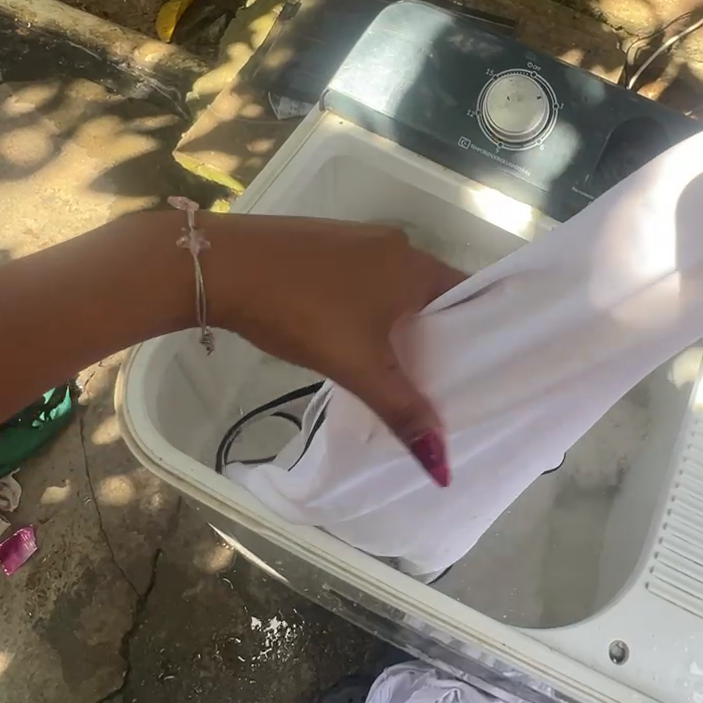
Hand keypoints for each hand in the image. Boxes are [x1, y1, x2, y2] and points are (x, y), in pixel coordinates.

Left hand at [206, 215, 463, 451]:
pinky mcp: (328, 241)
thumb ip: (402, 410)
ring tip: (393, 361)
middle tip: (436, 376)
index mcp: (418, 267)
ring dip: (397, 318)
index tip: (480, 369)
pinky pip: (365, 275)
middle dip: (434, 333)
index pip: (470, 298)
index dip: (479, 333)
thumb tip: (442, 464)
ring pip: (395, 285)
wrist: (222, 265)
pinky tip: (348, 328)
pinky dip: (368, 302)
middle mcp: (398, 244)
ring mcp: (360, 237)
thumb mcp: (357, 366)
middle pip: (433, 293)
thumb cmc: (303, 311)